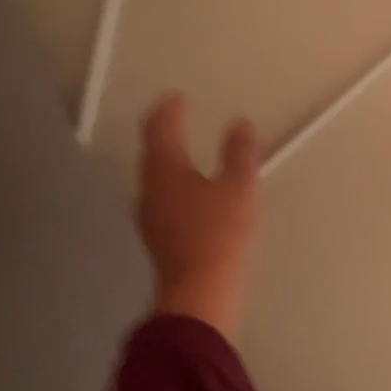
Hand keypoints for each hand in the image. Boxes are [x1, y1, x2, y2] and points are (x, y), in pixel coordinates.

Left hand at [138, 93, 261, 337]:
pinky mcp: (158, 240)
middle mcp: (149, 188)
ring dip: (170, 164)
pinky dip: (175, 189)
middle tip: (179, 122)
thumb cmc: (221, 234)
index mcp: (166, 169)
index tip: (177, 97)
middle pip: (152, 154)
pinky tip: (191, 199)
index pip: (159, 129)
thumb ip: (240, 154)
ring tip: (189, 158)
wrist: (201, 292)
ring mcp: (150, 217)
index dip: (168, 109)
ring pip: (155, 180)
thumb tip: (241, 124)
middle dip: (166, 135)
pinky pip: (163, 202)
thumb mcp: (240, 188)